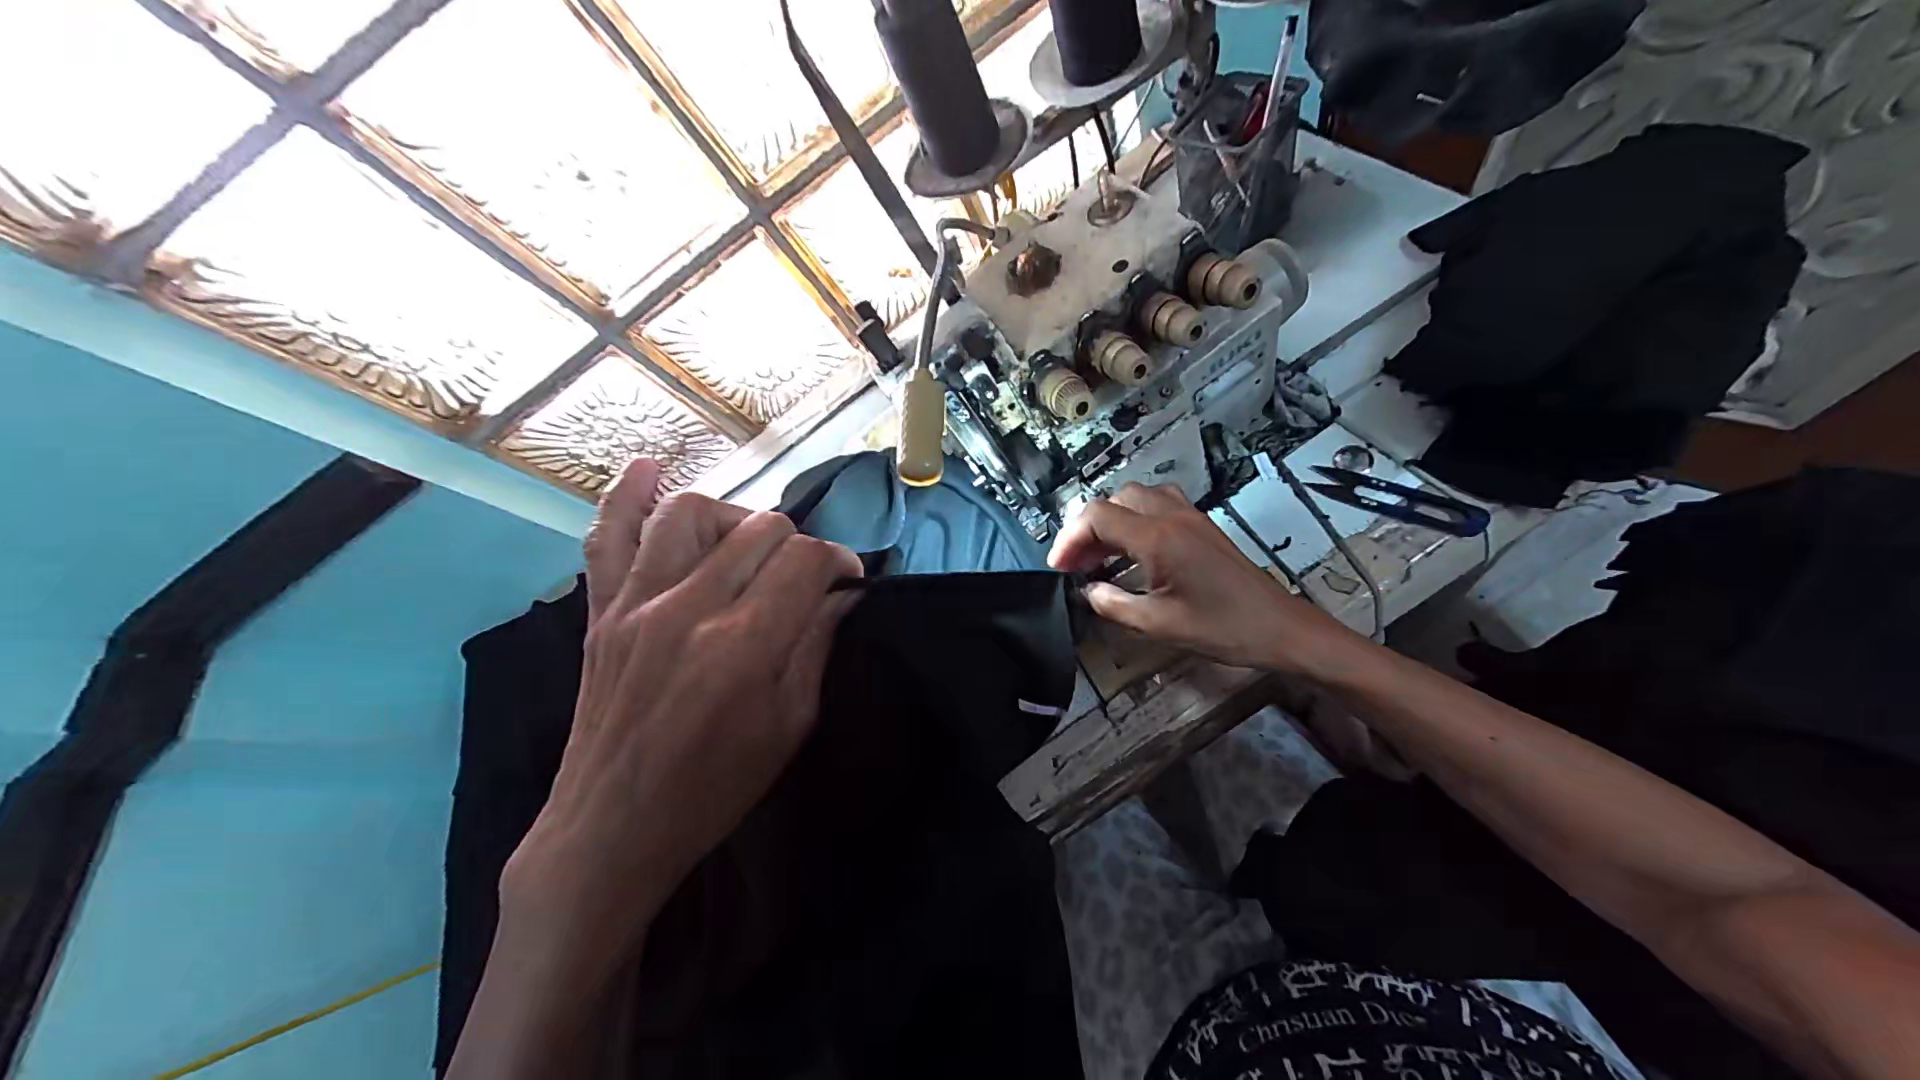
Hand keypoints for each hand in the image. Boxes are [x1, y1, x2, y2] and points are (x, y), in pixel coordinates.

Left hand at [501, 458, 862, 984]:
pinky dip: (627, 495)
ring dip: (732, 517)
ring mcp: (635, 604)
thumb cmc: (714, 788)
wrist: (611, 829)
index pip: (805, 560)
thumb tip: (841, 593)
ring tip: (744, 547)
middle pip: (758, 528)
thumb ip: (815, 646)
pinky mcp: (601, 612)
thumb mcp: (790, 726)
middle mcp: (688, 608)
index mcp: (743, 645)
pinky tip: (650, 469)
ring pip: (689, 511)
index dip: (838, 560)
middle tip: (801, 576)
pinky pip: (607, 535)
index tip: (845, 579)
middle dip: (796, 543)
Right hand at [1047, 483, 1363, 676]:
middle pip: (1113, 500)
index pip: (1096, 516)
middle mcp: (1171, 516)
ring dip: (1109, 520)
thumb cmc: (1221, 628)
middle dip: (1086, 528)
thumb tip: (1086, 591)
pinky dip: (1133, 519)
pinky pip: (1157, 504)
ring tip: (1099, 556)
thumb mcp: (1157, 624)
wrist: (1280, 627)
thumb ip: (1112, 604)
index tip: (1059, 569)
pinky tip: (1132, 549)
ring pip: (1134, 497)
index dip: (1068, 539)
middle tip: (1078, 564)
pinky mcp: (1201, 525)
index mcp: (1158, 538)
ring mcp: (1189, 516)